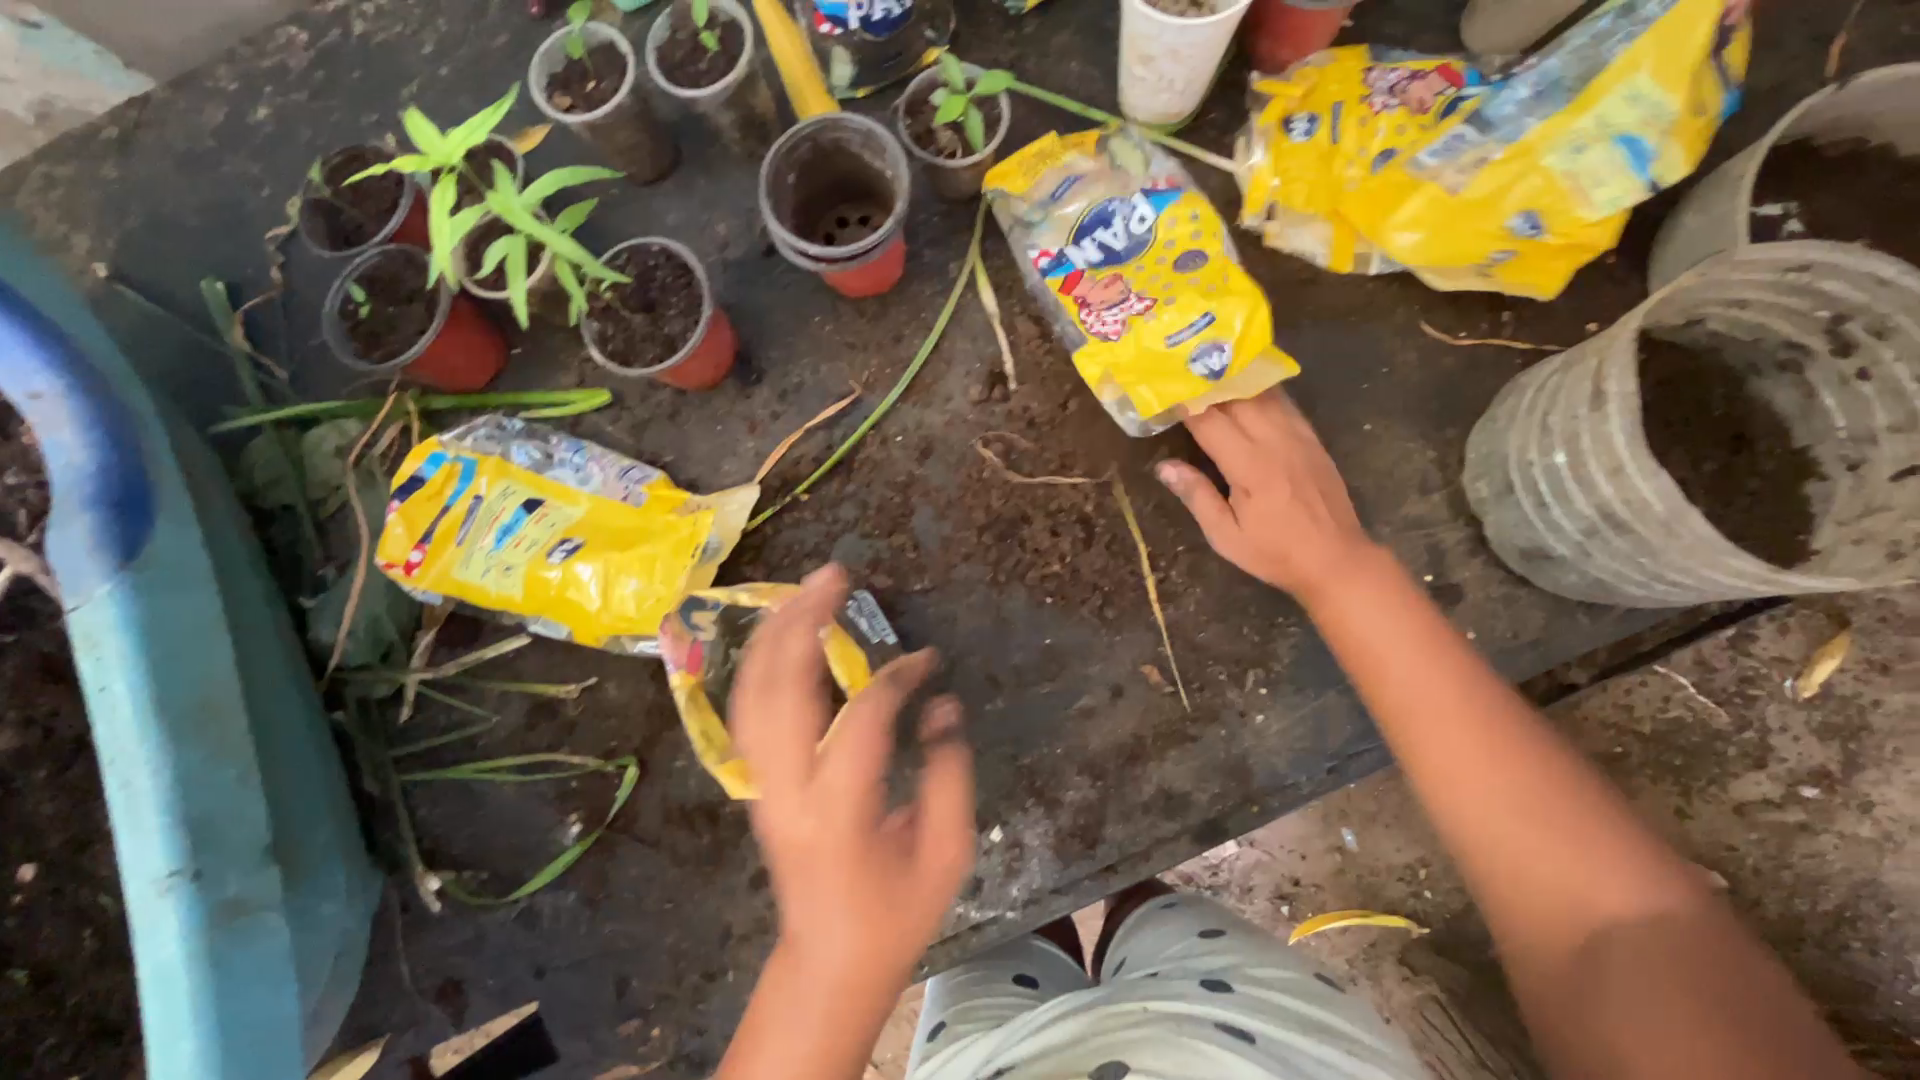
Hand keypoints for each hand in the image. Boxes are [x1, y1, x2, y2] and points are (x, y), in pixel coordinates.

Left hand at [730, 564, 975, 980]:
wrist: (828, 959)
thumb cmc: (894, 914)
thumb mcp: (946, 853)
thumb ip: (949, 774)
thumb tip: (938, 704)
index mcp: (838, 812)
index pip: (861, 721)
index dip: (895, 680)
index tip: (926, 660)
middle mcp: (787, 790)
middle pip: (779, 689)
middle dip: (804, 622)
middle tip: (835, 575)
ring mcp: (760, 784)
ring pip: (751, 692)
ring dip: (775, 633)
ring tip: (805, 589)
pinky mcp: (754, 781)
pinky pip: (746, 709)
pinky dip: (760, 662)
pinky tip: (782, 633)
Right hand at [1158, 390, 1377, 603]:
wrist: (1336, 558)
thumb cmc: (1275, 553)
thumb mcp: (1226, 535)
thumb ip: (1197, 496)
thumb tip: (1164, 467)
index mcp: (1250, 466)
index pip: (1210, 422)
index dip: (1185, 404)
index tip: (1163, 391)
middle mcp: (1275, 442)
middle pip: (1237, 398)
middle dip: (1207, 384)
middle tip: (1181, 373)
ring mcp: (1298, 436)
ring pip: (1263, 393)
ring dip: (1235, 380)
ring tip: (1210, 371)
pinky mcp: (1312, 439)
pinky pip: (1284, 403)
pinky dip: (1262, 390)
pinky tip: (1247, 385)